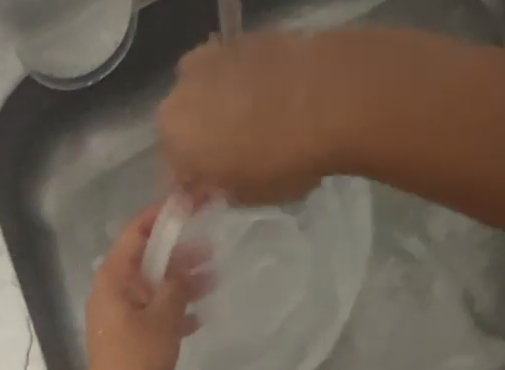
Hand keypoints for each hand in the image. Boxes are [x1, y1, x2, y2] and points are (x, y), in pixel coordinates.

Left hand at [82, 203, 207, 369]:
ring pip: (152, 287)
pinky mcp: (127, 336)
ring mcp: (118, 315)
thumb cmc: (138, 358)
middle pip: (146, 259)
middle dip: (178, 252)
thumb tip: (186, 268)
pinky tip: (198, 316)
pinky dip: (173, 310)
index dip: (163, 215)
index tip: (190, 203)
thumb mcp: (163, 317)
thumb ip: (176, 286)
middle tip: (211, 246)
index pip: (135, 232)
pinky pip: (152, 312)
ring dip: (180, 282)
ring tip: (213, 278)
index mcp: (112, 279)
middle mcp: (111, 291)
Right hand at [157, 31, 348, 204]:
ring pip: (201, 95)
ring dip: (216, 110)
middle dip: (201, 144)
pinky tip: (265, 96)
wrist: (331, 98)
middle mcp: (177, 99)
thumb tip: (215, 185)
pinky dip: (238, 84)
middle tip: (234, 158)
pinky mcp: (237, 39)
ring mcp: (206, 62)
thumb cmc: (282, 161)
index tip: (215, 193)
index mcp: (173, 144)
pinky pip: (227, 71)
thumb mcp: (248, 197)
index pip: (175, 176)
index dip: (195, 188)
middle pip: (182, 129)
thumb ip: (221, 191)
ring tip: (251, 124)